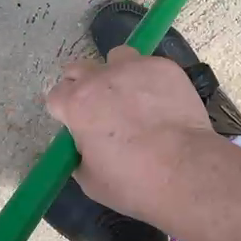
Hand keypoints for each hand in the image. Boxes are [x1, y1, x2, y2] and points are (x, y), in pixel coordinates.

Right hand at [45, 46, 222, 220]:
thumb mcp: (90, 179)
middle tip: (100, 109)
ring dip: (118, 74)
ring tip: (134, 97)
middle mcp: (101, 77)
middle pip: (79, 68)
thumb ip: (79, 151)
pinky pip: (149, 67)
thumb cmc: (133, 182)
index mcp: (77, 104)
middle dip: (83, 85)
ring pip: (116, 57)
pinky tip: (163, 103)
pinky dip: (151, 81)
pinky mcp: (163, 66)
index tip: (75, 123)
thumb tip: (84, 141)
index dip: (64, 110)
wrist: (185, 170)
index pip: (56, 94)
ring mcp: (134, 67)